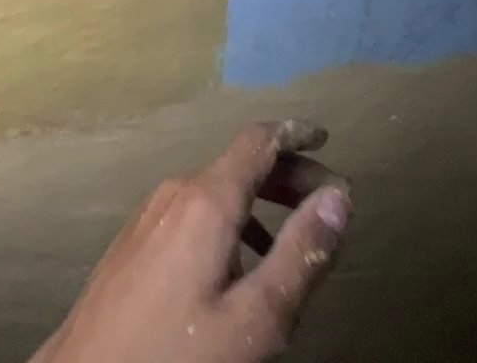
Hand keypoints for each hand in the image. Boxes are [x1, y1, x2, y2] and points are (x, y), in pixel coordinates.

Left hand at [30, 122, 350, 362]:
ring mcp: (150, 214)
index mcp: (205, 200)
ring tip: (294, 240)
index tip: (327, 139)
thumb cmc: (179, 351)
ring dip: (260, 202)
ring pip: (216, 189)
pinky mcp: (137, 239)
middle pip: (238, 163)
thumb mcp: (257, 316)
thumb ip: (301, 254)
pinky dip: (231, 221)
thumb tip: (338, 197)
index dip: (295, 135)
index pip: (256, 141)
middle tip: (330, 201)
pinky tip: (243, 265)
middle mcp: (174, 193)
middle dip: (287, 174)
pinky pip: (194, 212)